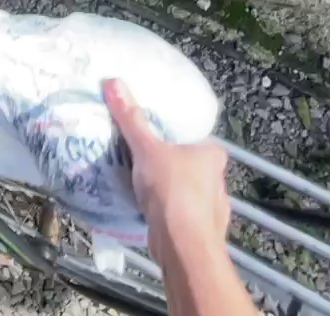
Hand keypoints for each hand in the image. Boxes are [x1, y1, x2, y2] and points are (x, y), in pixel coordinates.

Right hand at [103, 78, 231, 250]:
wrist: (183, 246)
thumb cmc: (172, 191)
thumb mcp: (146, 148)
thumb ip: (130, 118)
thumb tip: (113, 82)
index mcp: (211, 155)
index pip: (194, 135)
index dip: (174, 131)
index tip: (152, 128)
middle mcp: (216, 179)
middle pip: (187, 159)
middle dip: (166, 156)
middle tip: (137, 147)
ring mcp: (211, 206)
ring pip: (183, 185)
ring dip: (164, 181)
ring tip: (136, 173)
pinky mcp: (199, 226)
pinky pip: (178, 206)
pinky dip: (164, 202)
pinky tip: (145, 200)